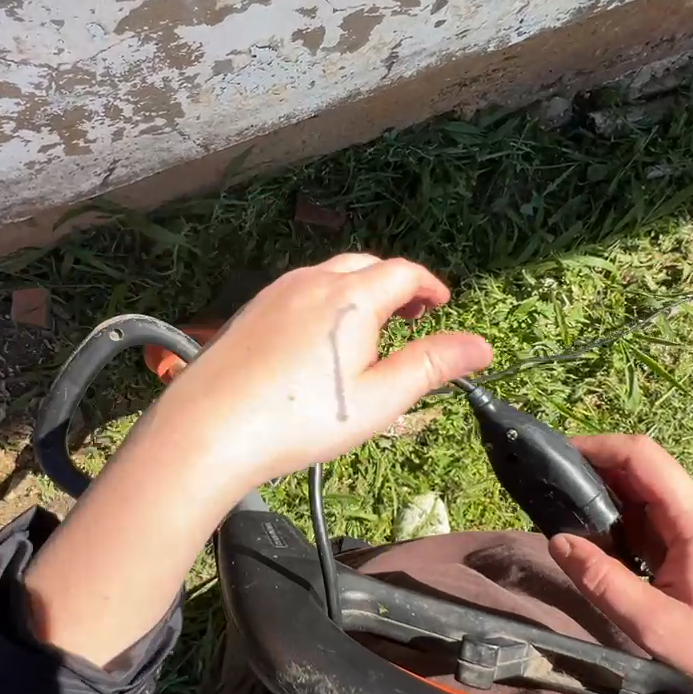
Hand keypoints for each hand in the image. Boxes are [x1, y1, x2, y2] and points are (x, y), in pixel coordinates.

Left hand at [147, 254, 492, 495]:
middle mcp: (313, 281)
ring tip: (370, 327)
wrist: (210, 427)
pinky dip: (326, 301)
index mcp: (352, 296)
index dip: (429, 286)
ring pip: (330, 276)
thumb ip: (432, 365)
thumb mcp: (380, 398)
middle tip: (412, 315)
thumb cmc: (302, 417)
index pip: (404, 272)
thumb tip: (483, 345)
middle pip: (366, 266)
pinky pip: (300, 291)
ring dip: (360, 291)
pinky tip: (320, 340)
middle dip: (396, 284)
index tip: (441, 305)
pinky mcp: (251, 311)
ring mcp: (276, 293)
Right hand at [546, 433, 692, 693]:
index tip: (554, 456)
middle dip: (593, 473)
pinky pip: (656, 515)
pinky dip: (624, 521)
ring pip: (645, 492)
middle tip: (549, 493)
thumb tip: (557, 541)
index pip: (641, 455)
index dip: (596, 446)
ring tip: (567, 520)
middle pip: (640, 469)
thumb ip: (601, 580)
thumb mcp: (654, 624)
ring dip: (607, 501)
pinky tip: (602, 545)